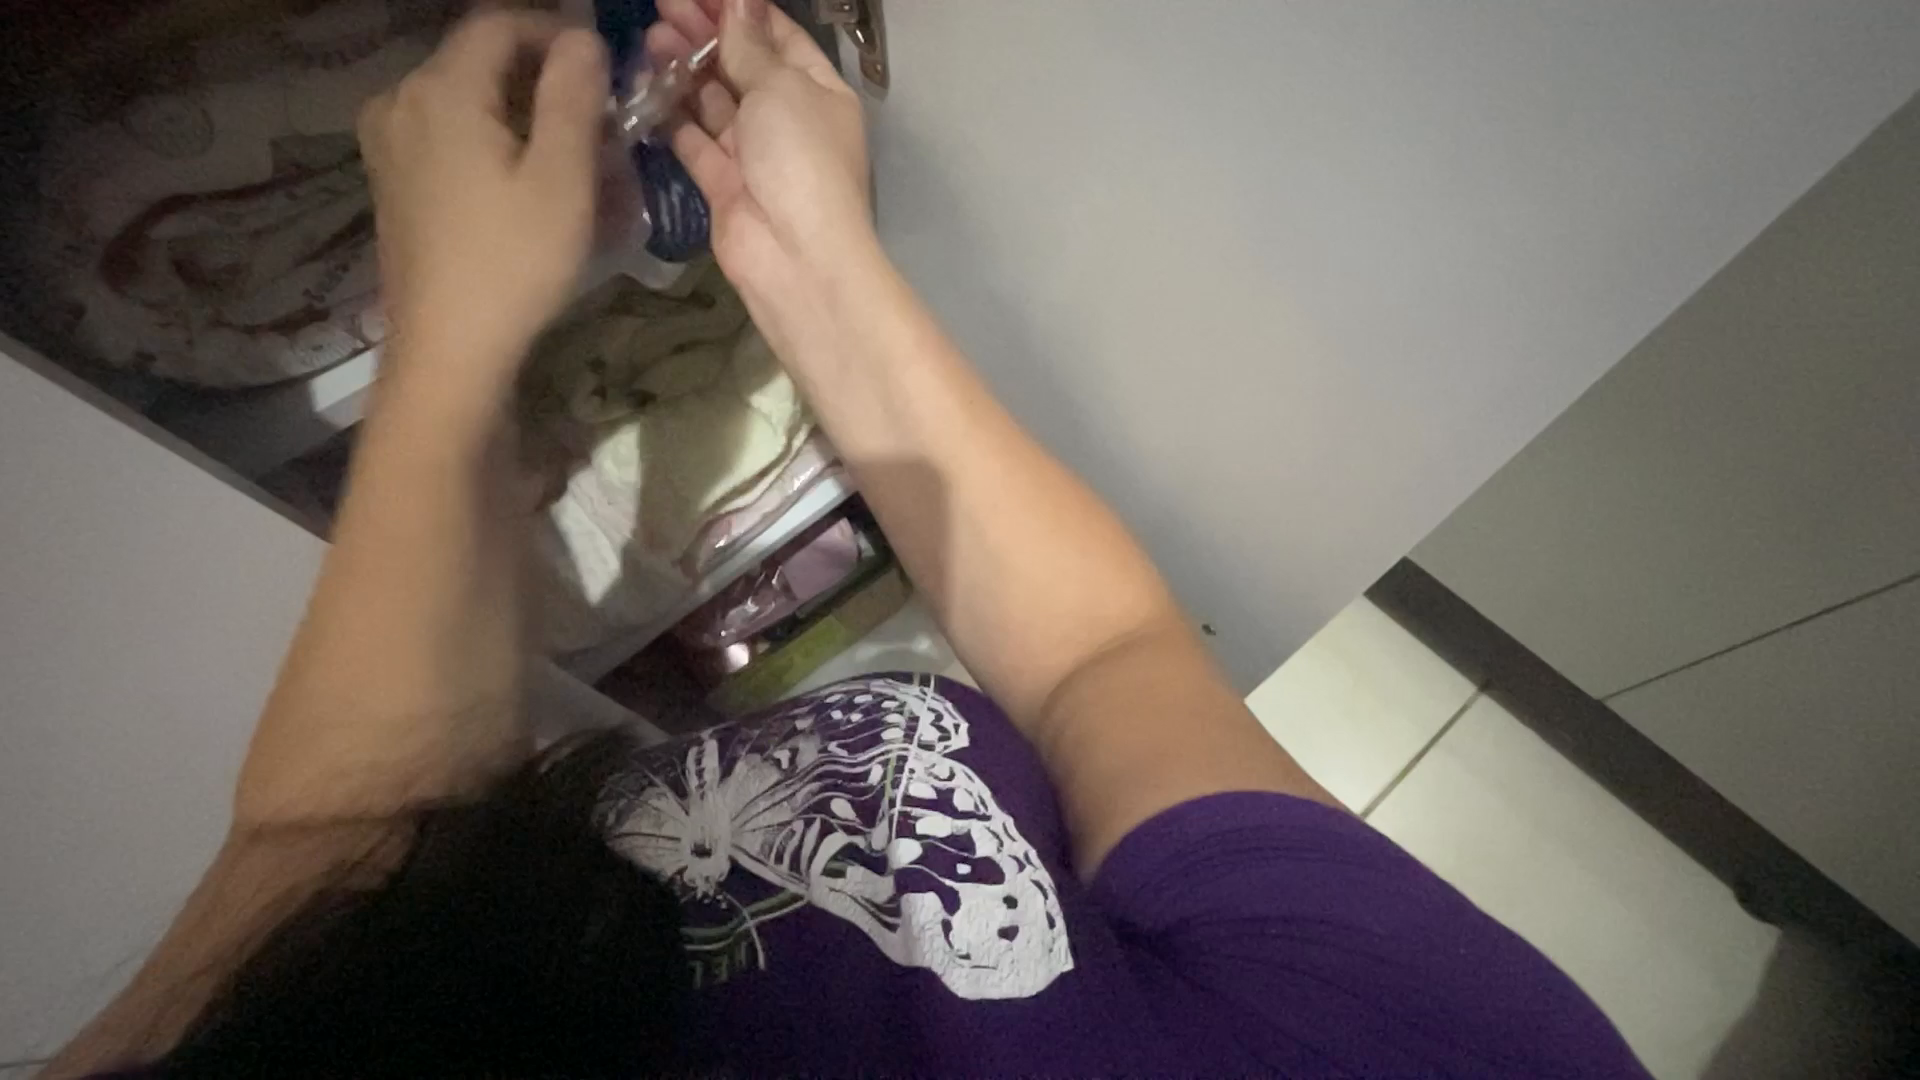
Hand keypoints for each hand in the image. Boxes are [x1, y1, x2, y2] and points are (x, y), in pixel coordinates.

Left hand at [358, 12, 608, 390]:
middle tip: (602, 133)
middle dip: (547, 88)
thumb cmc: (516, 263)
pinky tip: (528, 195)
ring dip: (525, 124)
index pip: (500, 25)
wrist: (450, 346)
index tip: (607, 74)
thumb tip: (585, 38)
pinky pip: (450, 143)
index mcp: (442, 90)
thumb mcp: (562, 181)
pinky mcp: (394, 184)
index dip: (558, 37)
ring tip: (574, 171)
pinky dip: (496, 151)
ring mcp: (390, 143)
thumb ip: (573, 99)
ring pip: (468, 107)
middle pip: (482, 66)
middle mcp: (402, 100)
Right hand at [647, 0, 874, 323]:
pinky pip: (694, 140)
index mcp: (821, 94)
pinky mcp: (724, 186)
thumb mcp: (783, 87)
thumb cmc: (801, 159)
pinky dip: (671, 114)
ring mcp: (756, 157)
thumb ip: (751, 46)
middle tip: (662, 4)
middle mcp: (790, 123)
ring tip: (650, 36)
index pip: (781, 39)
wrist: (797, 257)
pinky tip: (644, 82)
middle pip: (744, 67)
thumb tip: (739, 5)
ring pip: (714, 102)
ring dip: (685, 68)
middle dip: (705, 34)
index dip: (741, 10)